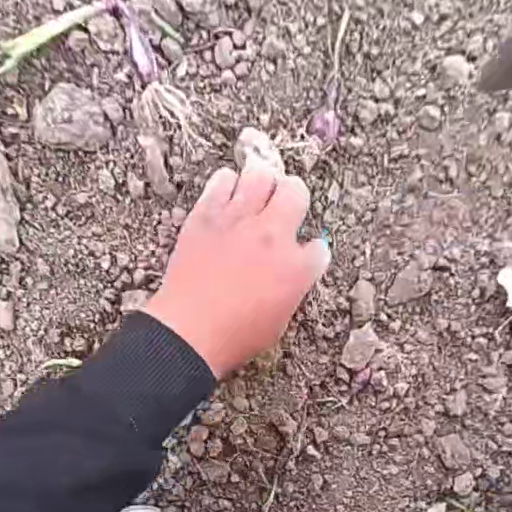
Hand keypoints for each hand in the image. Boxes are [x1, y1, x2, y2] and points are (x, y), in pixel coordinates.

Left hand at [141, 164, 330, 377]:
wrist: (191, 331)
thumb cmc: (235, 336)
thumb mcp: (279, 322)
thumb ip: (291, 289)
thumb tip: (290, 275)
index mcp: (298, 268)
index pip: (320, 246)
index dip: (311, 251)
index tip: (302, 257)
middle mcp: (273, 236)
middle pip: (296, 192)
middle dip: (294, 199)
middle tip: (283, 210)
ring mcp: (239, 220)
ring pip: (260, 175)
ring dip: (262, 185)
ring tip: (254, 199)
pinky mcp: (207, 215)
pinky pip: (222, 180)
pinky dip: (227, 184)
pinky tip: (227, 197)